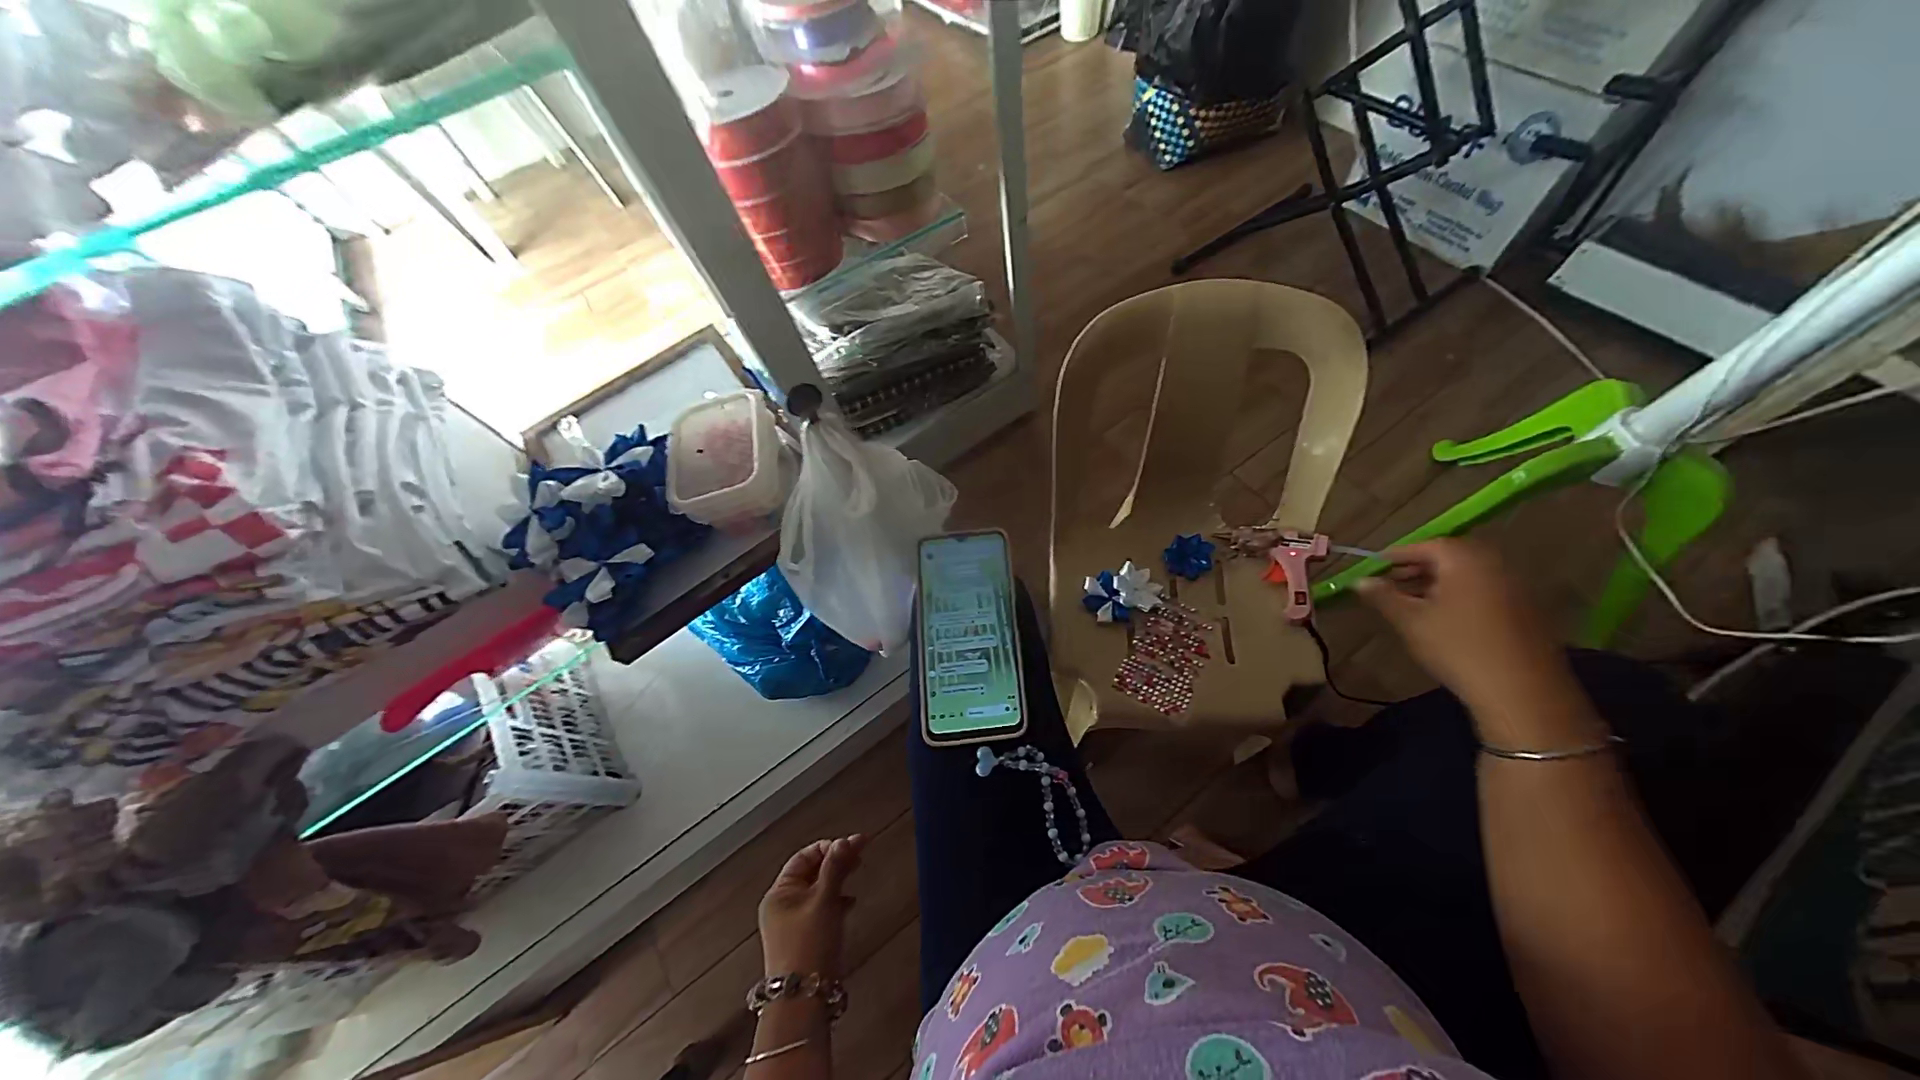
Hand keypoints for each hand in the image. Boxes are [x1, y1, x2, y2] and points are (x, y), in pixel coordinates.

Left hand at [759, 835, 865, 977]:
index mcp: (779, 892)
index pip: (804, 857)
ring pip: (818, 890)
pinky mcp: (805, 937)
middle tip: (861, 853)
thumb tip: (844, 840)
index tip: (854, 844)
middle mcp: (782, 904)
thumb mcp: (824, 901)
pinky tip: (849, 902)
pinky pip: (821, 908)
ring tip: (857, 871)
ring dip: (837, 878)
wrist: (803, 998)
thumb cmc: (810, 944)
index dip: (828, 847)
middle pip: (811, 872)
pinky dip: (836, 900)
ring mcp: (793, 922)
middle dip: (836, 860)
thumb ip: (835, 869)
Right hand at [1354, 539, 1572, 711]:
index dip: (1397, 555)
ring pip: (1469, 574)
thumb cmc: (1457, 647)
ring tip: (1414, 604)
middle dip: (1418, 568)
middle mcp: (1494, 564)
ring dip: (1439, 583)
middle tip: (1392, 584)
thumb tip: (1359, 580)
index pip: (1426, 545)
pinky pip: (1486, 590)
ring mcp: (1516, 587)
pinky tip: (1447, 620)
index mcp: (1464, 559)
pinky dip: (1462, 596)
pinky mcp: (1528, 610)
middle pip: (1450, 556)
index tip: (1375, 568)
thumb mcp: (1409, 621)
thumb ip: (1382, 596)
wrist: (1522, 691)